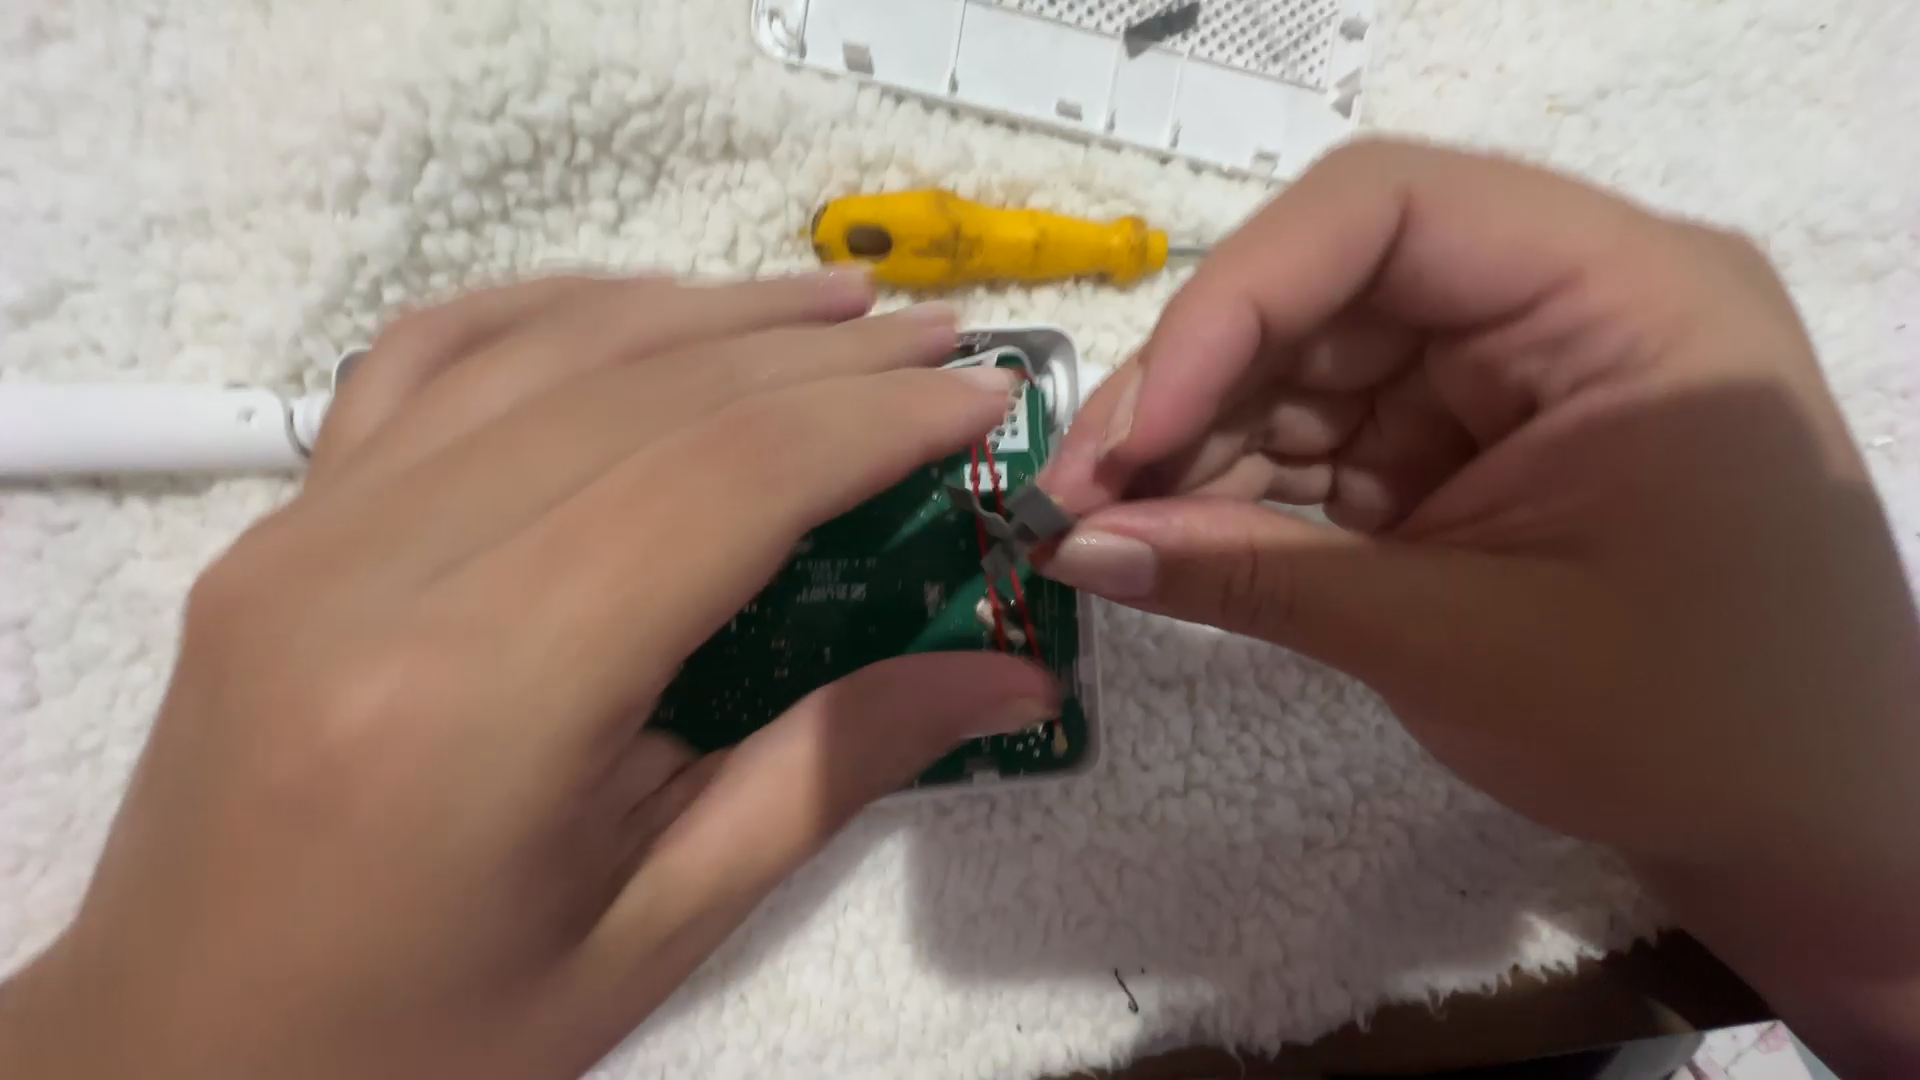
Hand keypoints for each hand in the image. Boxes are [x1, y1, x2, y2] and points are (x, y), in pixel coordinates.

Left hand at [0, 273, 1054, 1078]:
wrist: (191, 1065)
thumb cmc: (449, 1027)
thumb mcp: (677, 914)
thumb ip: (849, 761)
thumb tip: (1019, 681)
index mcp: (486, 692)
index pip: (728, 481)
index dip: (875, 420)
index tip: (980, 400)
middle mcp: (378, 567)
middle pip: (656, 396)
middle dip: (828, 357)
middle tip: (940, 344)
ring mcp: (314, 521)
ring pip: (560, 349)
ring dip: (722, 310)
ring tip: (839, 305)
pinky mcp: (295, 512)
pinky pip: (444, 352)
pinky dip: (576, 306)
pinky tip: (663, 306)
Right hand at [1040, 140, 1919, 1069]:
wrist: (1780, 820)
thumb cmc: (1680, 728)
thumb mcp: (1451, 644)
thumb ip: (1249, 579)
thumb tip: (1071, 550)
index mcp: (1613, 297)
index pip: (1383, 213)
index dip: (1235, 303)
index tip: (1141, 432)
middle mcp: (1532, 307)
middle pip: (1304, 293)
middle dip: (1175, 394)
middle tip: (1072, 493)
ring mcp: (1467, 379)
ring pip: (1275, 371)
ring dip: (1175, 451)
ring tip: (1090, 526)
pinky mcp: (1420, 446)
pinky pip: (1286, 441)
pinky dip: (1212, 490)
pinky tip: (1153, 536)